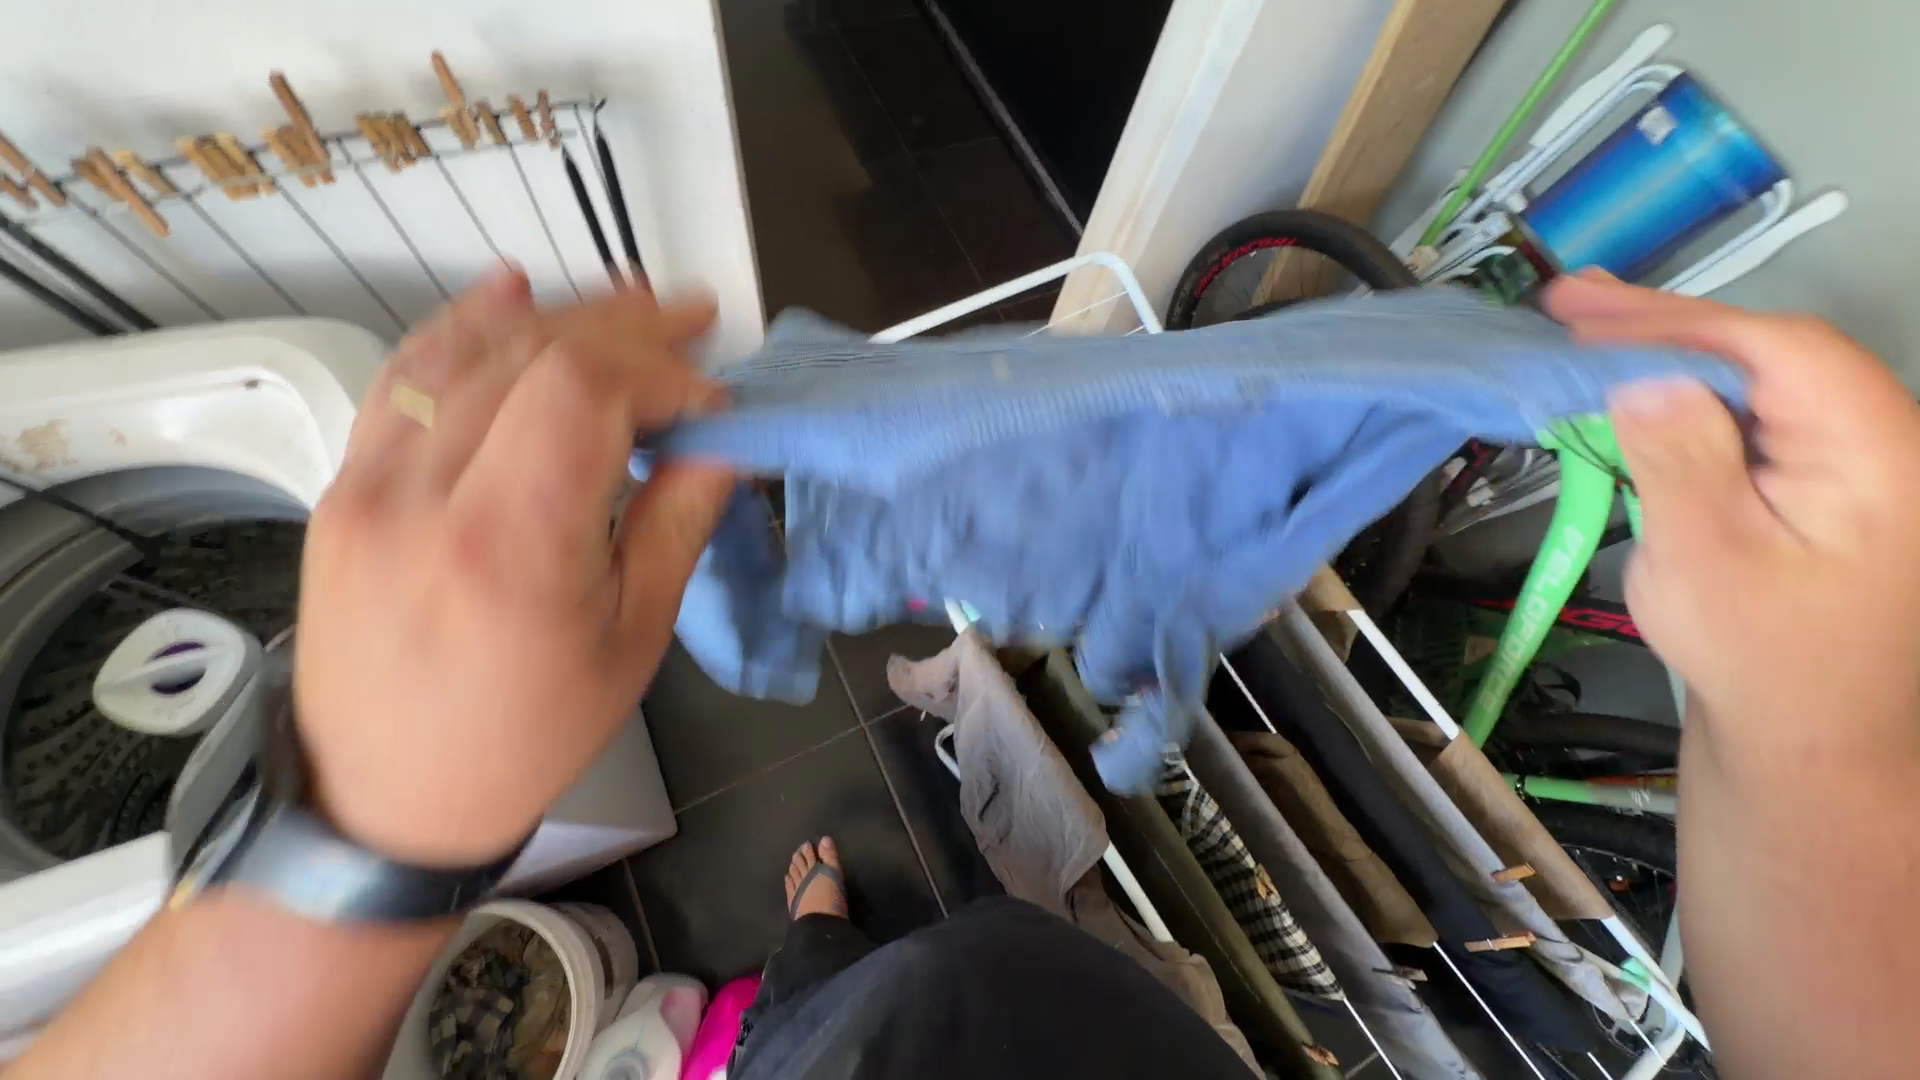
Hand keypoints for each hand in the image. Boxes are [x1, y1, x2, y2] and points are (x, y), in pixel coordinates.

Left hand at [293, 272, 734, 863]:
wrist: (390, 797)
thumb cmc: (535, 730)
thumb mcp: (635, 634)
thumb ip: (679, 519)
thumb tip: (721, 442)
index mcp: (512, 542)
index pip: (586, 391)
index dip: (663, 372)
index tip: (713, 398)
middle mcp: (425, 494)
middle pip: (530, 354)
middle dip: (625, 327)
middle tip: (691, 319)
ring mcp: (368, 484)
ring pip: (469, 352)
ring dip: (560, 317)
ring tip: (627, 301)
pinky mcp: (346, 487)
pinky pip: (406, 379)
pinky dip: (466, 326)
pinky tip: (511, 293)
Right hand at [1545, 273, 1919, 750]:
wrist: (1801, 724)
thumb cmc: (1756, 651)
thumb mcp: (1706, 555)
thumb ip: (1680, 459)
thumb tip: (1641, 381)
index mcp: (1876, 453)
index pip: (1781, 352)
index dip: (1679, 325)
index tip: (1586, 317)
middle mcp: (1873, 439)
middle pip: (1768, 352)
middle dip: (1664, 322)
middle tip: (1571, 299)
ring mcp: (1840, 459)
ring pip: (1750, 377)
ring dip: (1664, 347)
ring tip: (1585, 321)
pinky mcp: (1802, 479)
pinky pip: (1739, 413)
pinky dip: (1674, 388)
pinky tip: (1626, 378)